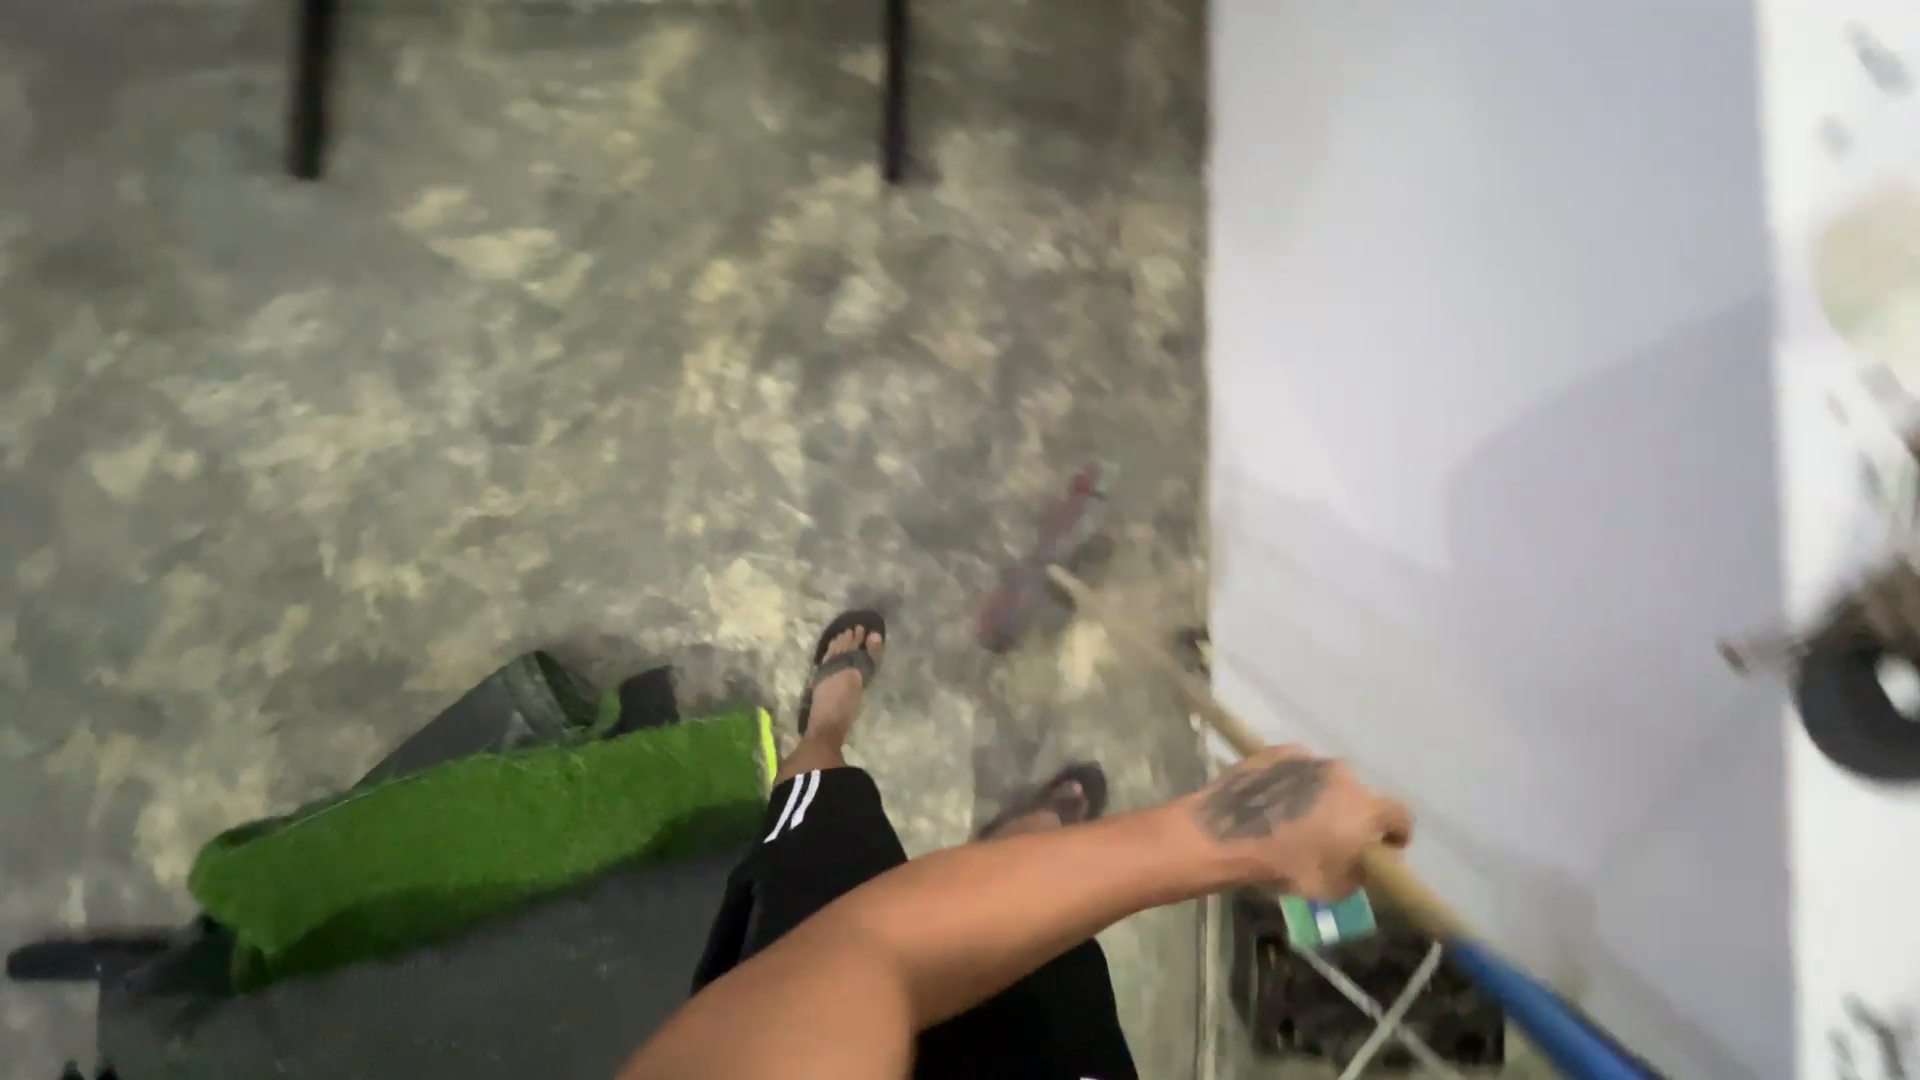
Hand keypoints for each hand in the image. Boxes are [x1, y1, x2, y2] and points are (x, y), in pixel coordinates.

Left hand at [1183, 745, 1411, 901]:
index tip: (1386, 847)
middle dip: (1354, 814)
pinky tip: (1276, 800)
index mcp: (1364, 806)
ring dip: (1322, 795)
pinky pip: (1296, 768)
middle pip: (1359, 794)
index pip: (1399, 816)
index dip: (1396, 834)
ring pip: (1326, 779)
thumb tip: (1359, 862)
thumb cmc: (1286, 864)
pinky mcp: (1275, 751)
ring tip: (1300, 816)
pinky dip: (1293, 781)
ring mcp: (1306, 757)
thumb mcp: (1335, 887)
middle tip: (1336, 833)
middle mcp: (1341, 774)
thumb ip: (1358, 871)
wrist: (1225, 834)